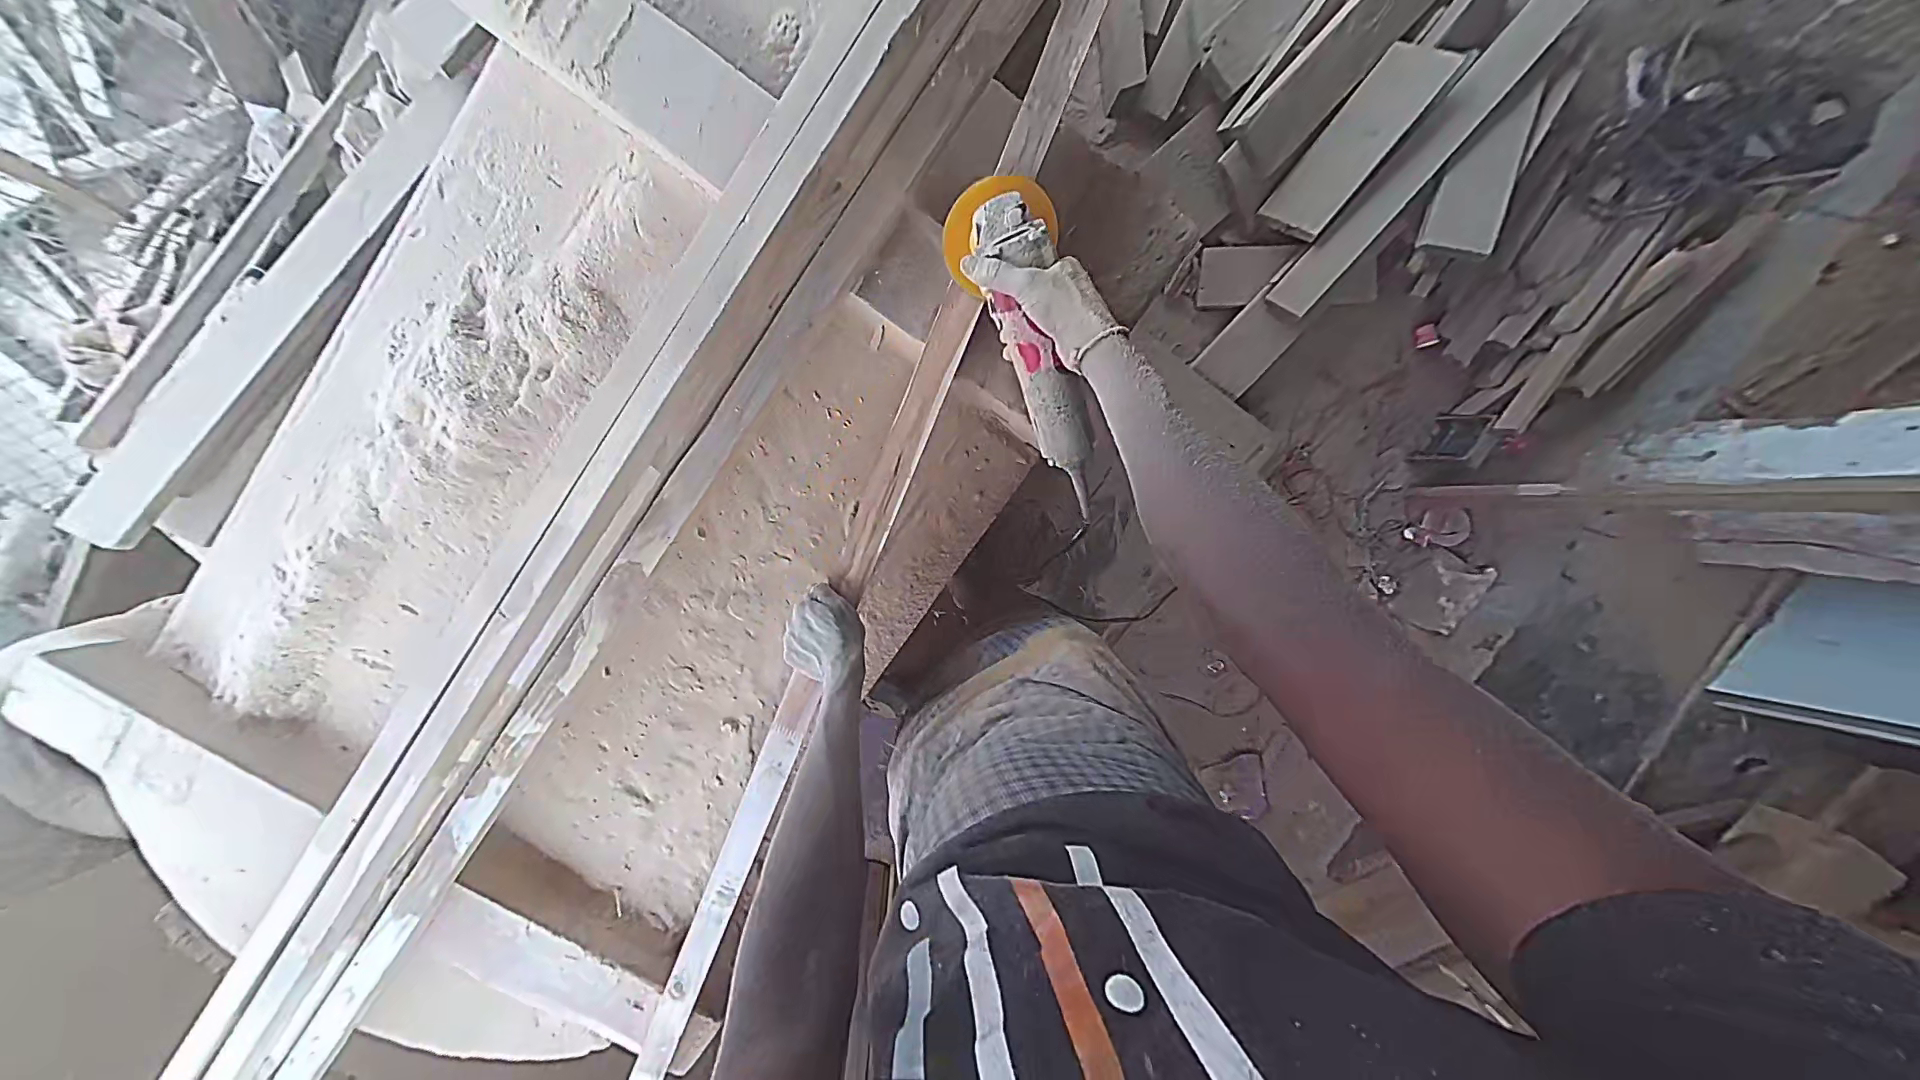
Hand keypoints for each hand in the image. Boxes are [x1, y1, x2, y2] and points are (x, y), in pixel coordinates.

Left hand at [783, 583, 863, 686]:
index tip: (832, 614)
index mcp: (804, 606)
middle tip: (830, 628)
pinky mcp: (790, 655)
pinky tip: (817, 652)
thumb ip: (824, 592)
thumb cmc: (846, 635)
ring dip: (808, 633)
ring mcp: (789, 639)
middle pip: (802, 614)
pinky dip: (804, 648)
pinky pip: (796, 646)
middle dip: (813, 618)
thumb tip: (815, 590)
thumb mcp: (843, 605)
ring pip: (798, 630)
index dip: (824, 605)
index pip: (811, 598)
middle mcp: (792, 620)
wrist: (841, 666)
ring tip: (824, 642)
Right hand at [961, 254, 1120, 370]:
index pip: (1030, 266)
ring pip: (1031, 318)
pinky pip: (1038, 337)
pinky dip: (1027, 343)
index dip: (1011, 276)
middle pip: (1027, 296)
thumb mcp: (1026, 284)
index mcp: (1063, 268)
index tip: (997, 286)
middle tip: (1004, 313)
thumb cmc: (1069, 310)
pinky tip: (1021, 346)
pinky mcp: (1062, 336)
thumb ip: (997, 274)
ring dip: (1017, 328)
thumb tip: (971, 264)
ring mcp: (1065, 314)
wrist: (1088, 346)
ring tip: (1012, 333)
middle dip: (1011, 309)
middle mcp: (1066, 290)